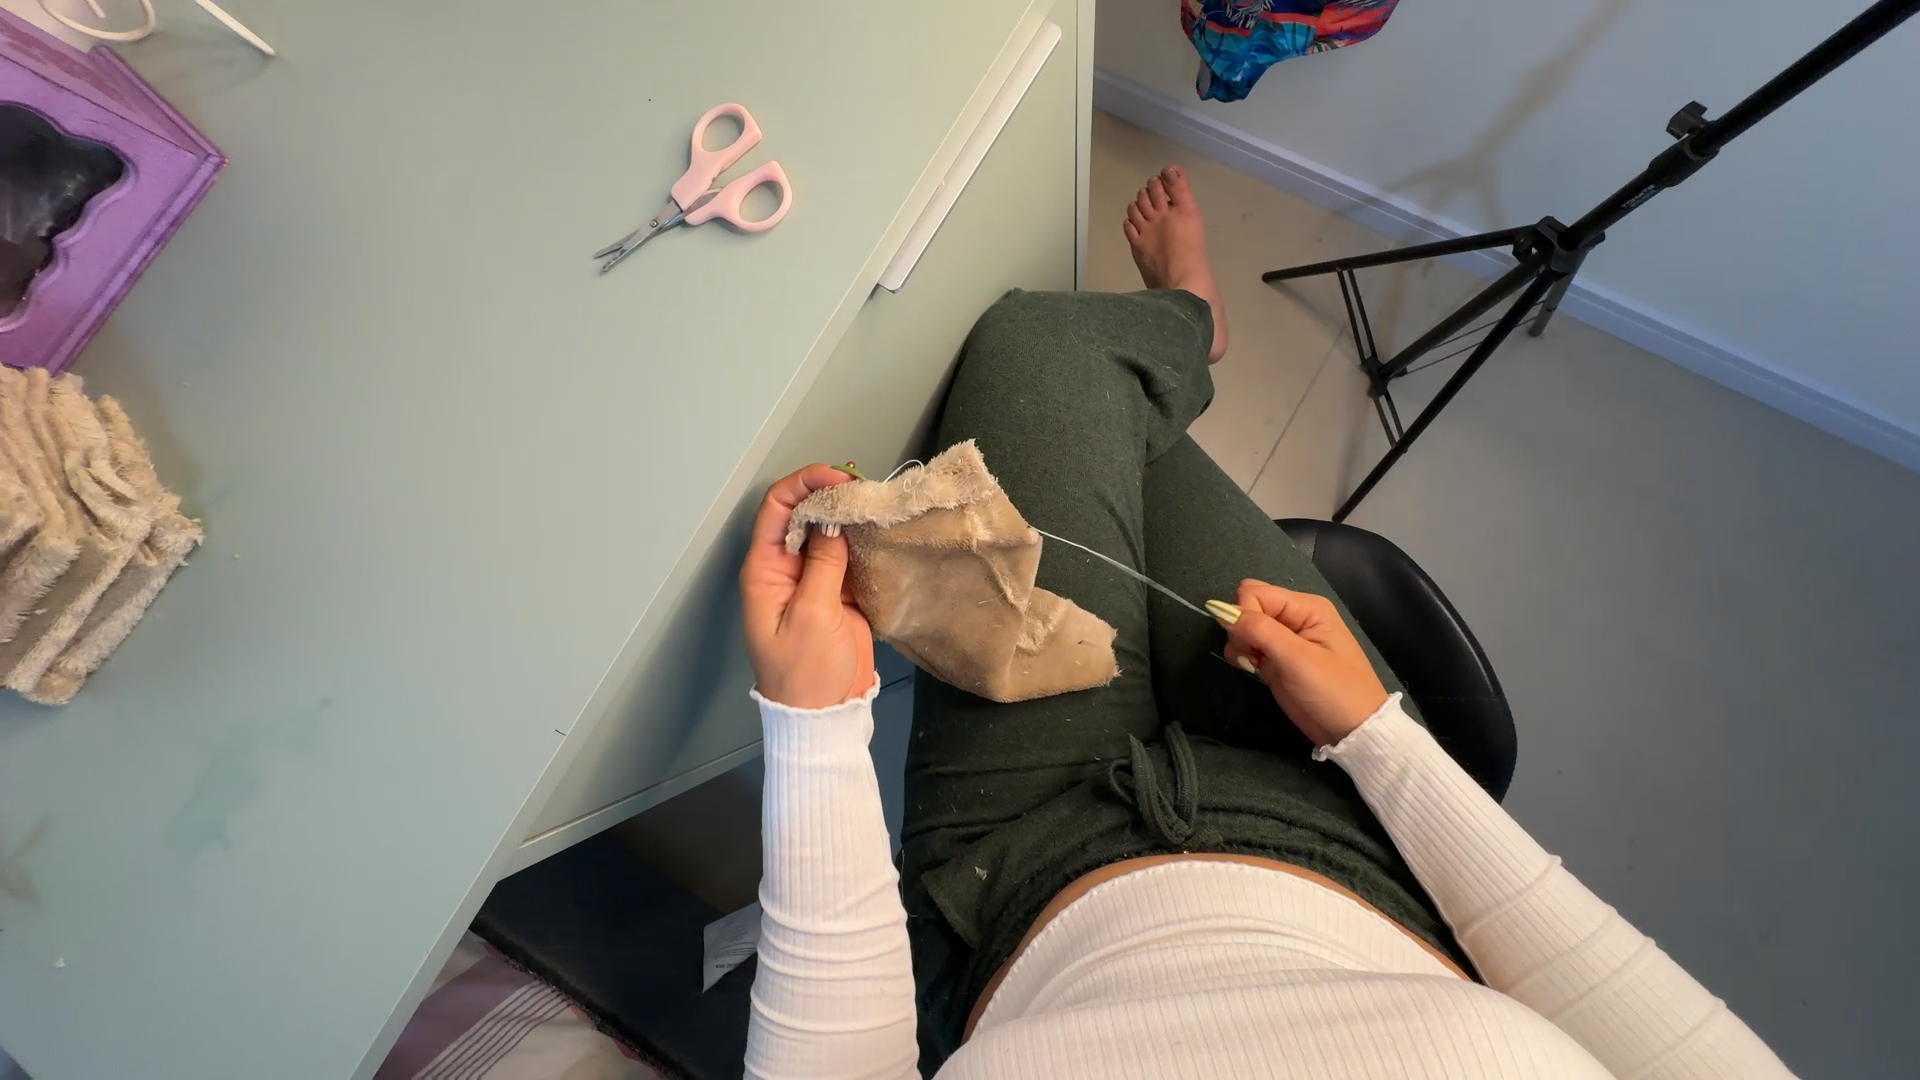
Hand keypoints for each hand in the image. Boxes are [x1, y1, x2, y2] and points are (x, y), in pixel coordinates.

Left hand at [740, 465, 876, 708]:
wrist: (826, 716)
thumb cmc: (806, 673)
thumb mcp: (813, 616)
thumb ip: (823, 564)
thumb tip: (833, 520)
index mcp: (765, 571)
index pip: (777, 509)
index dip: (805, 485)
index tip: (839, 477)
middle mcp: (786, 568)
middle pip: (804, 514)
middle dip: (831, 494)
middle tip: (865, 488)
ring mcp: (814, 580)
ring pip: (828, 532)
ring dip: (849, 515)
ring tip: (876, 502)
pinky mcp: (839, 593)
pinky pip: (848, 555)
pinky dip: (863, 540)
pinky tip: (881, 530)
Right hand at [1218, 579, 1387, 746]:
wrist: (1352, 732)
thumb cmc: (1333, 691)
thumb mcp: (1298, 659)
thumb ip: (1259, 630)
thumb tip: (1218, 608)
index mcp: (1305, 607)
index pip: (1254, 592)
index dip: (1244, 613)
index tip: (1252, 643)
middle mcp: (1293, 617)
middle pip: (1246, 605)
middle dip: (1240, 627)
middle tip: (1254, 653)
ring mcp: (1282, 637)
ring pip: (1242, 625)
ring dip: (1240, 644)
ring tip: (1256, 665)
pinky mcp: (1274, 657)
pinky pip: (1245, 643)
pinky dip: (1242, 655)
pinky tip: (1255, 670)